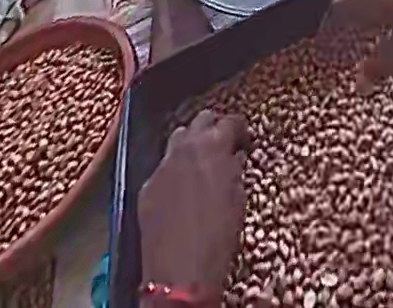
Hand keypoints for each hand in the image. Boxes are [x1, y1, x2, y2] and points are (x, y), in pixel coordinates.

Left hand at [139, 110, 247, 300]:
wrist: (180, 274)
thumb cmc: (219, 236)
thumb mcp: (238, 197)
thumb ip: (235, 168)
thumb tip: (234, 156)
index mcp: (214, 145)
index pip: (231, 121)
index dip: (241, 130)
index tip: (244, 141)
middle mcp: (187, 147)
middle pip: (202, 119)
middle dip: (214, 128)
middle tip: (223, 145)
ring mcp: (163, 165)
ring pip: (179, 136)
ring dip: (192, 142)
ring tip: (200, 161)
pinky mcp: (147, 185)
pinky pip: (163, 166)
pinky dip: (174, 168)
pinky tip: (180, 188)